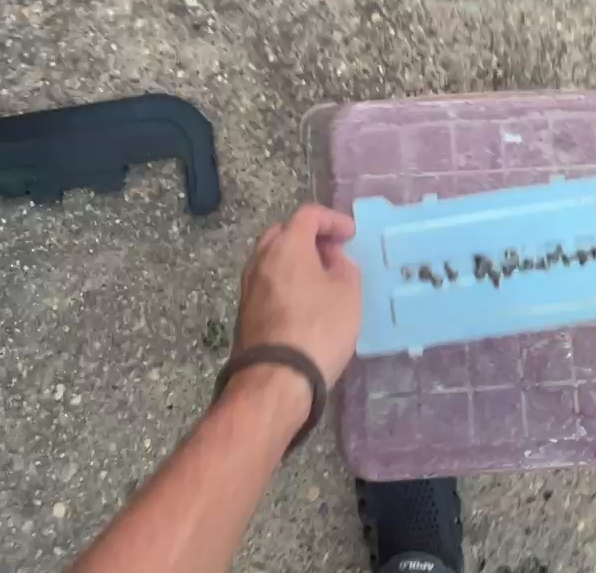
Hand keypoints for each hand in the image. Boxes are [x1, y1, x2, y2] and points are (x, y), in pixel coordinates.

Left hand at [233, 203, 362, 385]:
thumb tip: (331, 259)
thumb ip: (344, 266)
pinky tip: (304, 300)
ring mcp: (249, 286)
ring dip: (296, 260)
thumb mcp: (348, 293)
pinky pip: (268, 282)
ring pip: (272, 258)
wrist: (274, 380)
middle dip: (310, 236)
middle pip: (284, 233)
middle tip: (332, 252)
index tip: (350, 234)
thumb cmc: (318, 328)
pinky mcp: (245, 311)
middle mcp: (261, 258)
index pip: (309, 215)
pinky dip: (286, 280)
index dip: (333, 219)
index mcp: (287, 245)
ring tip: (320, 277)